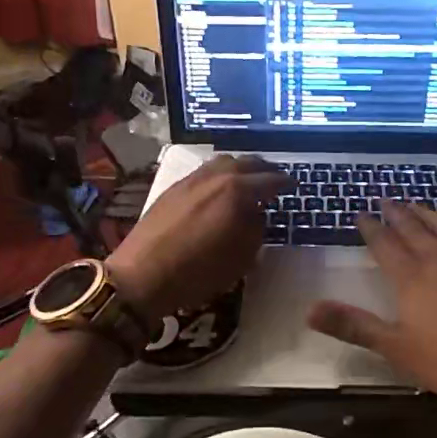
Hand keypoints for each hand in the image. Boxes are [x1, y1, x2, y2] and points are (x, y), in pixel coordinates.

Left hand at [106, 155, 288, 318]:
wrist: (143, 275)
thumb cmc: (198, 272)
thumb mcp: (241, 258)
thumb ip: (256, 229)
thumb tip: (257, 213)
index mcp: (236, 192)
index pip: (269, 180)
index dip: (284, 183)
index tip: (292, 186)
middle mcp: (214, 177)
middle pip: (246, 163)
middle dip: (263, 169)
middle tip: (273, 179)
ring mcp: (190, 180)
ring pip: (222, 162)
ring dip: (239, 167)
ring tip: (247, 180)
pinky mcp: (172, 188)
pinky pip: (203, 171)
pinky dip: (218, 174)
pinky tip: (218, 187)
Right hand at [307, 203, 436, 411]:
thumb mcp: (400, 350)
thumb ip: (355, 327)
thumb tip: (309, 310)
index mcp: (411, 278)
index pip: (384, 245)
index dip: (370, 229)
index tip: (360, 214)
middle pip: (413, 228)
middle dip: (396, 213)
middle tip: (385, 199)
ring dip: (427, 211)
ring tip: (416, 202)